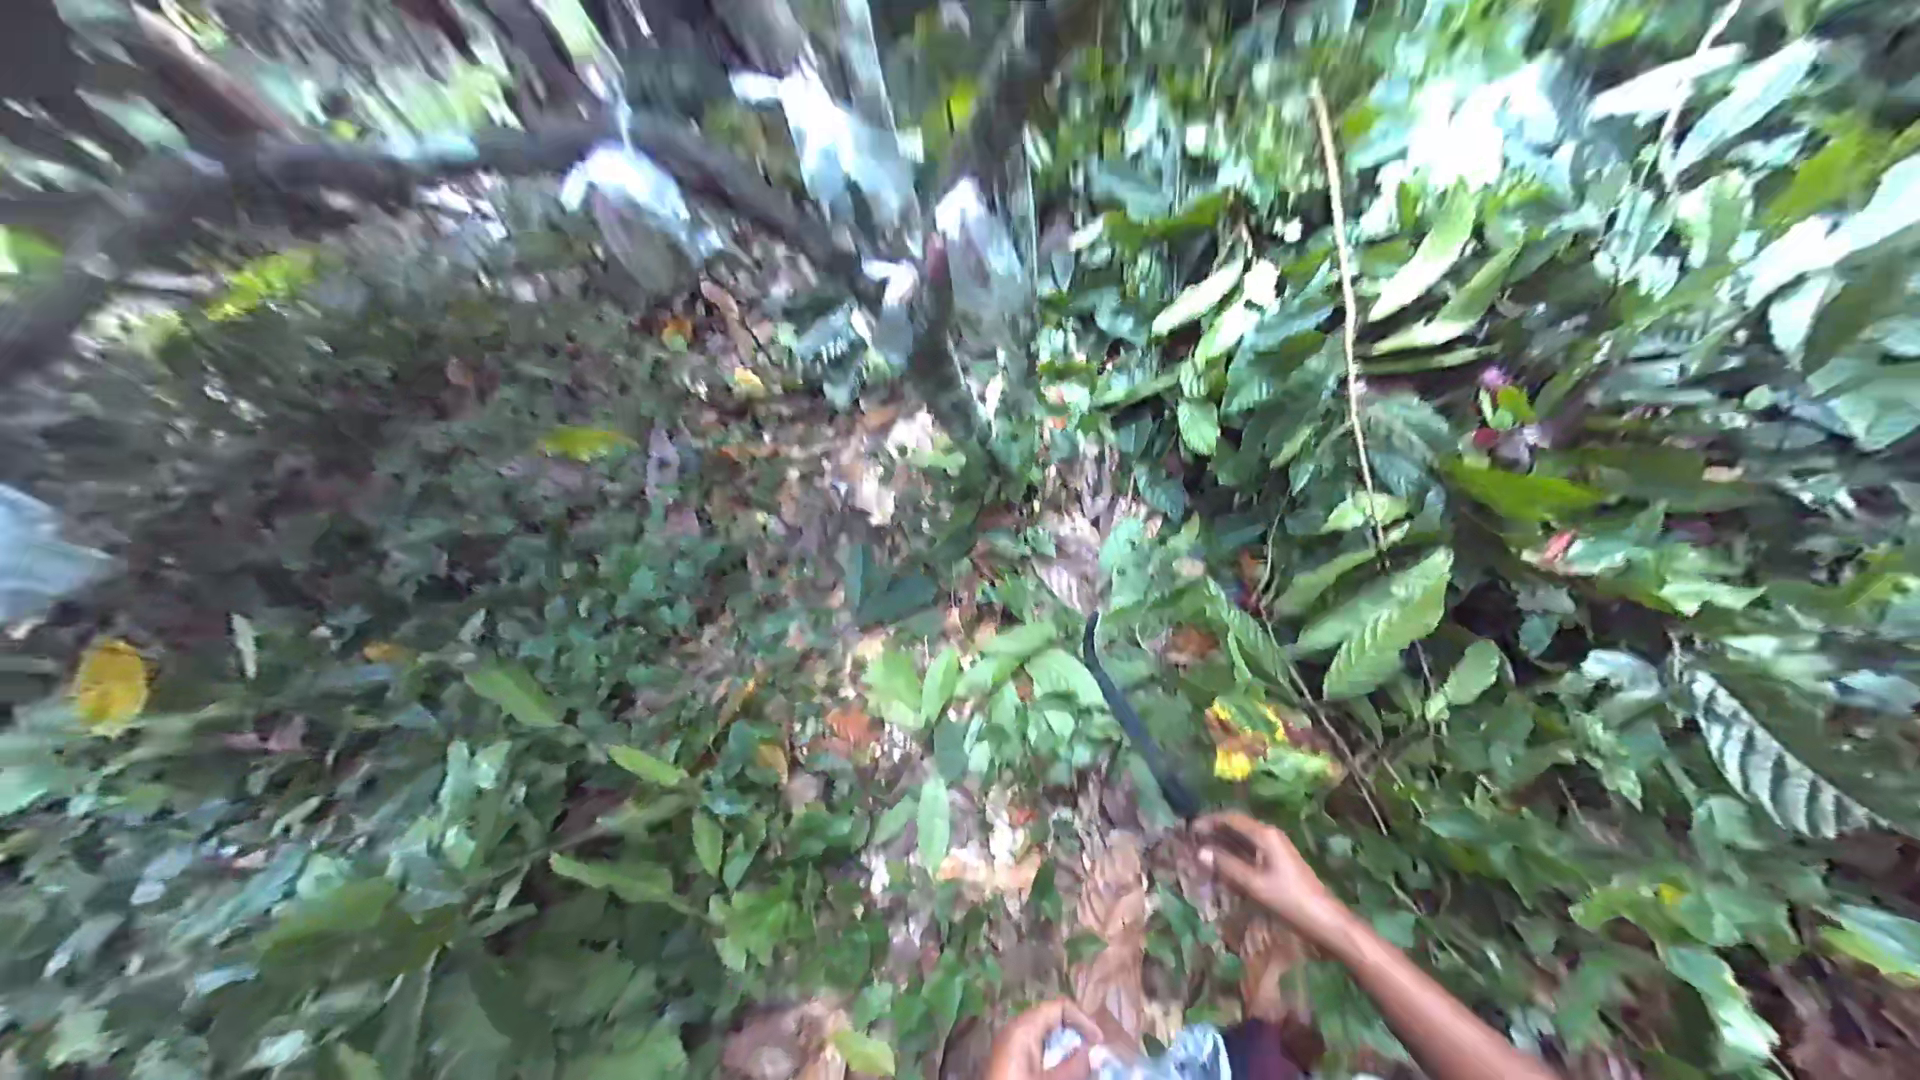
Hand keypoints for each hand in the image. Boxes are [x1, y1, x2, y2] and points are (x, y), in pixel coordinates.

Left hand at [983, 999, 1104, 1079]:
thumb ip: (1073, 1069)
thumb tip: (1094, 1053)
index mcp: (1023, 1027)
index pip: (1059, 1007)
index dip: (1082, 1020)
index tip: (1099, 1043)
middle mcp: (1015, 1030)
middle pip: (1051, 1020)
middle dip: (1075, 1035)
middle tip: (1094, 1056)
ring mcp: (1010, 1047)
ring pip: (1044, 1038)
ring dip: (1065, 1051)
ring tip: (1082, 1068)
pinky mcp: (1009, 1063)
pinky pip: (1036, 1053)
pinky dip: (1052, 1061)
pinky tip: (1061, 1073)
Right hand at [1195, 811, 1349, 941]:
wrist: (1327, 922)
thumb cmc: (1290, 901)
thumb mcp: (1254, 884)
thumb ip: (1226, 865)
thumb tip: (1199, 851)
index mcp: (1265, 834)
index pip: (1230, 817)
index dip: (1208, 821)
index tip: (1189, 831)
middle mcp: (1270, 835)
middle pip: (1236, 825)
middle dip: (1213, 831)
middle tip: (1193, 842)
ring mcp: (1276, 848)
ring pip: (1242, 838)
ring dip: (1222, 843)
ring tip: (1203, 854)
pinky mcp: (1278, 861)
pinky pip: (1250, 850)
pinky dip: (1234, 854)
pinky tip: (1224, 866)